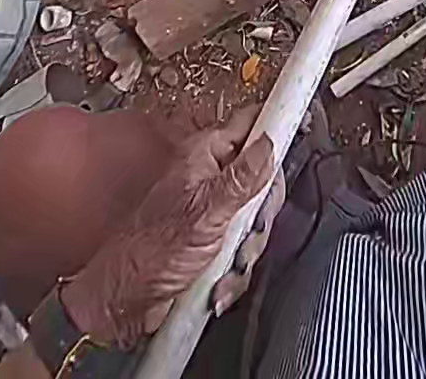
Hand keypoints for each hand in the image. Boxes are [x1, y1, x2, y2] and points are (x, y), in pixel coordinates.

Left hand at [61, 107, 277, 347]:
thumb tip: (270, 144)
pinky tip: (219, 281)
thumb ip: (242, 178)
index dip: (277, 125)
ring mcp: (214, 206)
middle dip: (261, 213)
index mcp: (206, 153)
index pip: (251, 123)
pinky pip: (244, 245)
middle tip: (249, 230)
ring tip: (228, 263)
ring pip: (256, 216)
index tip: (300, 125)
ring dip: (246, 248)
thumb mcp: (205, 212)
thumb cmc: (151, 251)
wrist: (125, 301)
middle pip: (263, 177)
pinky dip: (236, 268)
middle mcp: (211, 174)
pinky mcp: (215, 237)